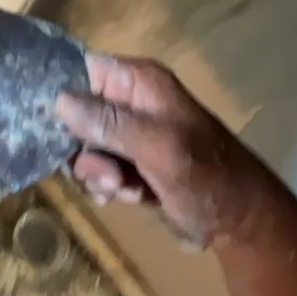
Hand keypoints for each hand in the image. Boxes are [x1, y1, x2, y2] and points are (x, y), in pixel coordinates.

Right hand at [54, 52, 271, 248]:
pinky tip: (125, 196)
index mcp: (139, 81)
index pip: (83, 69)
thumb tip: (59, 100)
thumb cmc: (208, 177)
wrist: (241, 226)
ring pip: (83, 145)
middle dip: (84, 147)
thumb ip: (110, 123)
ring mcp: (129, 133)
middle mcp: (130, 101)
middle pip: (76, 112)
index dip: (64, 92)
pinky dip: (105, 186)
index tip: (55, 125)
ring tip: (122, 188)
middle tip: (106, 172)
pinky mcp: (129, 163)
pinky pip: (97, 168)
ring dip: (97, 172)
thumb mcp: (159, 146)